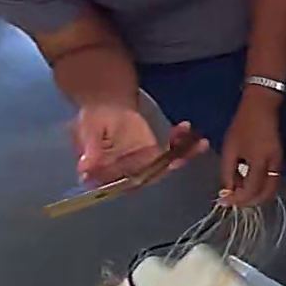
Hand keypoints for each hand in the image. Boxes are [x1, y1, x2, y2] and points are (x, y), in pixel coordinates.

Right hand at [74, 105, 203, 185]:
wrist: (105, 104)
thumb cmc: (93, 119)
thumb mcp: (88, 132)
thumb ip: (91, 150)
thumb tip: (85, 168)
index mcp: (113, 173)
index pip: (133, 180)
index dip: (151, 175)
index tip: (170, 165)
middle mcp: (132, 171)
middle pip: (156, 172)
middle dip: (176, 163)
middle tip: (191, 152)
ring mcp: (146, 161)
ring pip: (168, 161)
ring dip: (185, 152)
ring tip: (200, 142)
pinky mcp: (155, 149)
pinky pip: (171, 148)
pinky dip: (181, 139)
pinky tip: (186, 126)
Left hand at [219, 93, 283, 205]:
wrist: (261, 106)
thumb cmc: (243, 124)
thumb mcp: (230, 148)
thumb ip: (228, 171)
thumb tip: (228, 190)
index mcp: (260, 162)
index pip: (251, 190)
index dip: (238, 199)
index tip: (224, 201)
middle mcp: (274, 166)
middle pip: (266, 194)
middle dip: (249, 201)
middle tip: (233, 200)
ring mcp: (279, 163)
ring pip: (270, 189)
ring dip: (255, 194)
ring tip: (238, 191)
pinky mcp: (279, 159)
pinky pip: (271, 180)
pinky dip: (260, 186)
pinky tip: (246, 181)